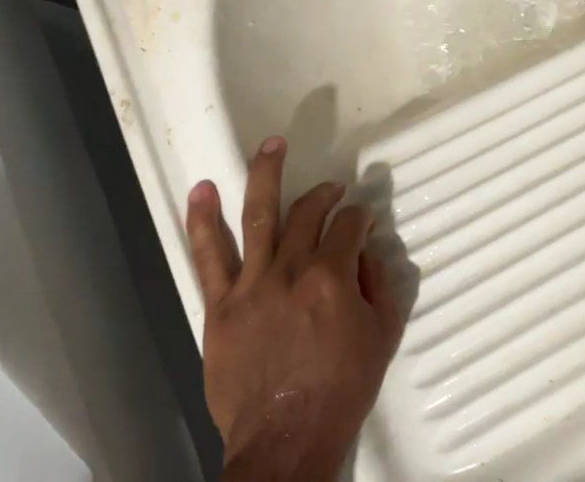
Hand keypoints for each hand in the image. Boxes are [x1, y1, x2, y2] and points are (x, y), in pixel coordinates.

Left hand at [187, 137, 401, 481]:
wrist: (285, 438)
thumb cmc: (341, 390)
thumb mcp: (382, 337)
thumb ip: (379, 286)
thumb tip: (367, 253)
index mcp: (332, 277)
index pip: (349, 226)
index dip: (361, 216)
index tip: (363, 219)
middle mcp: (291, 270)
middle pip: (308, 213)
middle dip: (324, 193)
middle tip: (333, 188)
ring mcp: (251, 285)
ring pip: (258, 217)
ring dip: (265, 176)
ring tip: (270, 146)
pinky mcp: (220, 306)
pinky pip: (208, 257)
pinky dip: (203, 221)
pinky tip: (202, 191)